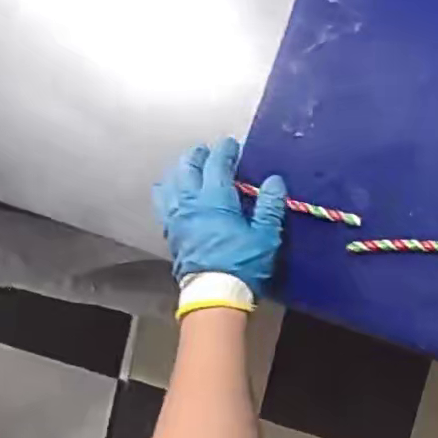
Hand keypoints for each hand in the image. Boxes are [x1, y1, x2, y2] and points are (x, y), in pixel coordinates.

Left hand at [153, 137, 286, 293]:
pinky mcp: (171, 232)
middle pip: (188, 168)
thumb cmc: (242, 265)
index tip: (232, 144)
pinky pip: (164, 203)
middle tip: (207, 152)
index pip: (217, 164)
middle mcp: (190, 202)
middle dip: (198, 156)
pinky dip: (168, 192)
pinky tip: (172, 194)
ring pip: (170, 182)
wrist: (214, 293)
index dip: (225, 151)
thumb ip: (269, 206)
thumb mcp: (265, 237)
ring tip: (187, 168)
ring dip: (179, 171)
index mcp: (215, 199)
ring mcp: (176, 216)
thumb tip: (274, 181)